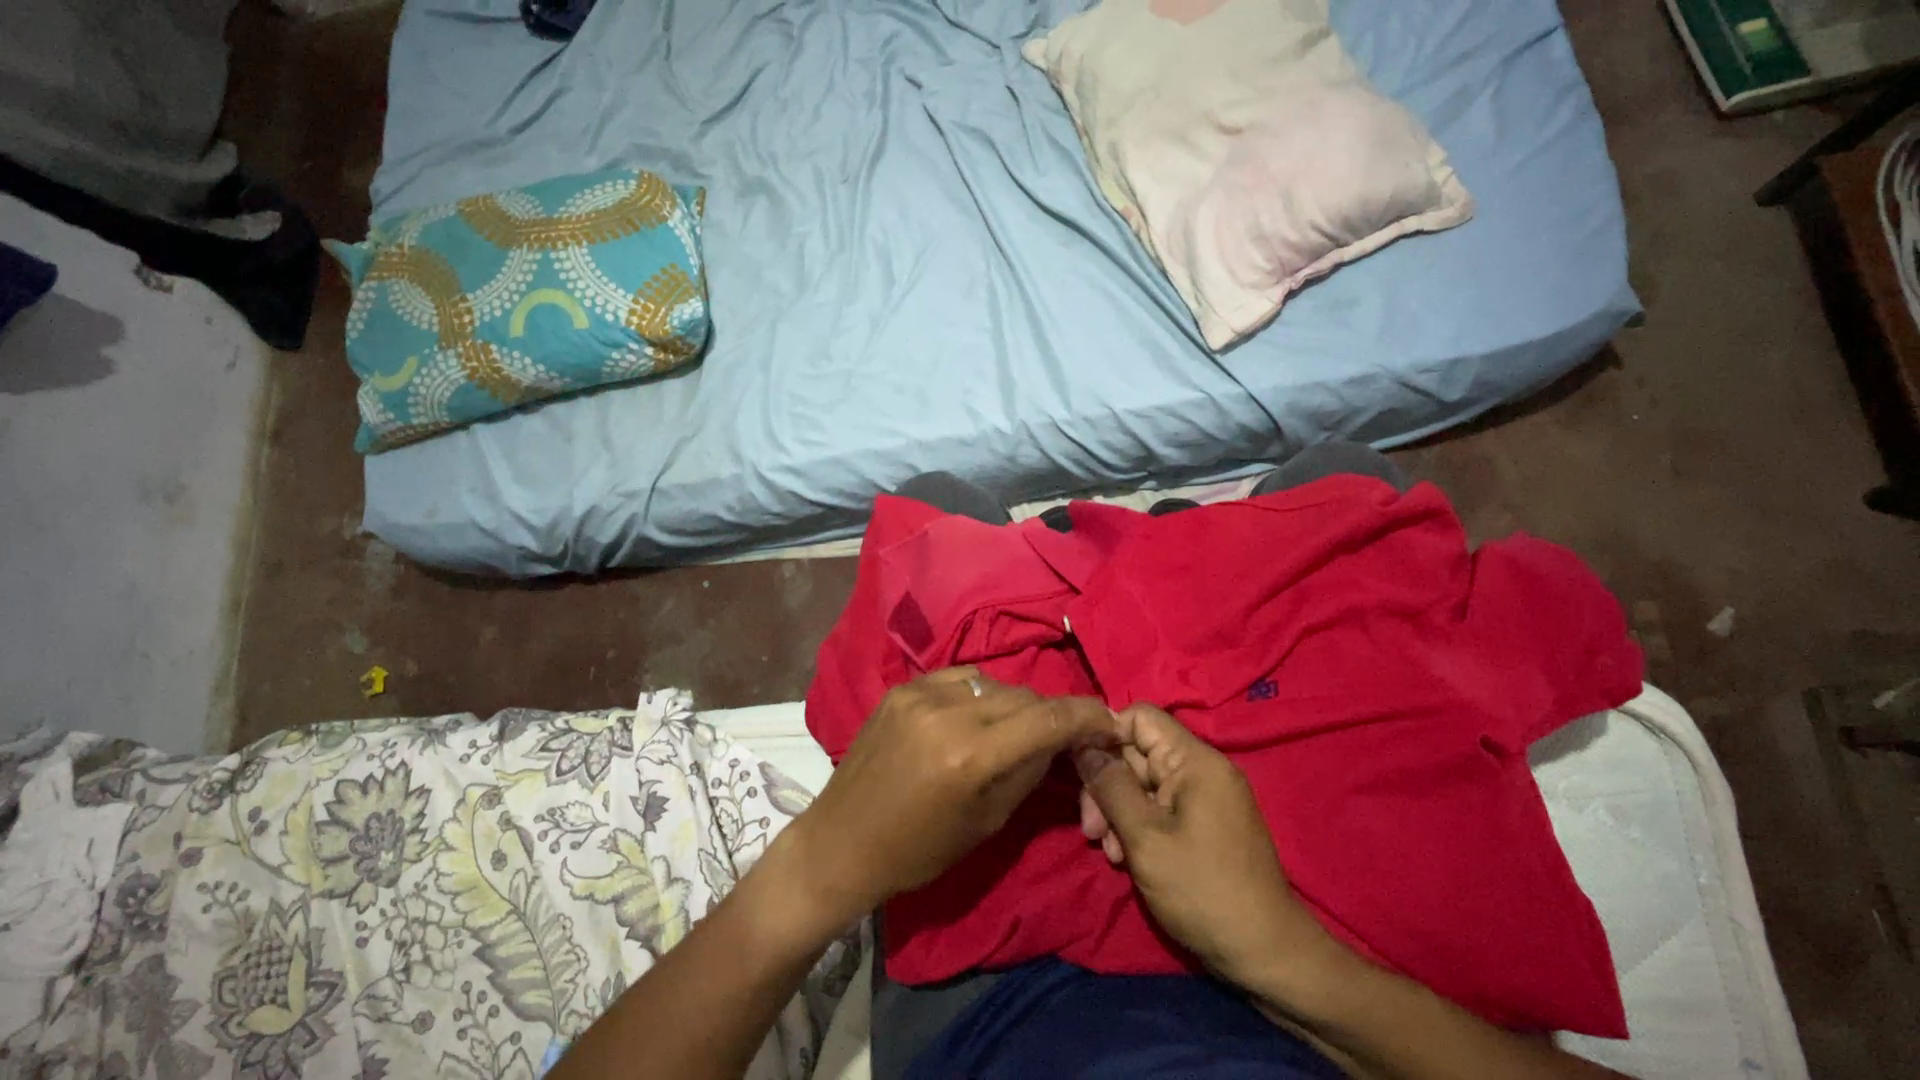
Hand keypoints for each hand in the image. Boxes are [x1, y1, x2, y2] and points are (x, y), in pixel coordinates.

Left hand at [785, 668, 1116, 928]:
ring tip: (1010, 731)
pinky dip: (978, 695)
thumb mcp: (988, 821)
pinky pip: (959, 679)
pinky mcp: (901, 688)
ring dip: (1013, 703)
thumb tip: (1062, 740)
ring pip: (994, 683)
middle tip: (1061, 737)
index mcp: (971, 756)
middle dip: (1050, 715)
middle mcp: (947, 713)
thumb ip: (1029, 771)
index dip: (1088, 717)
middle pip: (1025, 696)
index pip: (1049, 719)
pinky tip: (974, 717)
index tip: (1110, 723)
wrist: (842, 842)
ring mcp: (919, 694)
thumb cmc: (919, 850)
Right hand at [1076, 703, 1338, 988]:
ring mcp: (1206, 799)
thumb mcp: (1144, 837)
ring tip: (1112, 855)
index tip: (1080, 773)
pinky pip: (1161, 810)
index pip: (1140, 717)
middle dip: (1107, 787)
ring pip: (1144, 785)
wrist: (1262, 951)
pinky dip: (1139, 828)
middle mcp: (1203, 770)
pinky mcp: (1205, 826)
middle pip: (1138, 754)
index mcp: (1196, 761)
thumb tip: (1083, 745)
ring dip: (1118, 814)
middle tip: (1091, 832)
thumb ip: (1110, 786)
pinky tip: (1128, 860)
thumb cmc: (1200, 889)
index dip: (1104, 737)